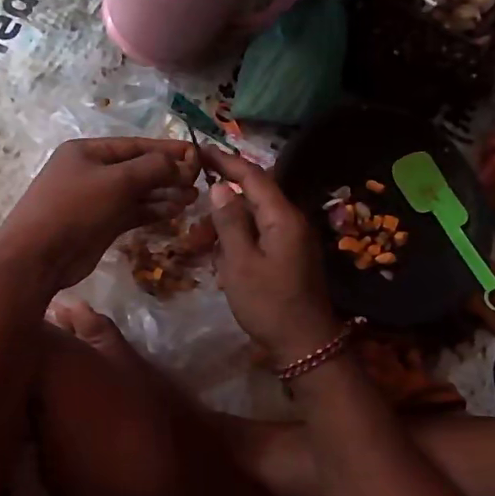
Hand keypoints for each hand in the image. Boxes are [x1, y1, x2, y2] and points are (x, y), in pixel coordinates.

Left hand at [0, 137, 199, 291]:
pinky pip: (131, 212)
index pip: (135, 145)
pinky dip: (152, 211)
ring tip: (193, 198)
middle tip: (200, 181)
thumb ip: (152, 168)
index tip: (198, 154)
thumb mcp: (115, 181)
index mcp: (87, 151)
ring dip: (164, 194)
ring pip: (136, 192)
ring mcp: (95, 200)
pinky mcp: (100, 225)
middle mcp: (91, 172)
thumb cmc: (74, 209)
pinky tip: (175, 212)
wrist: (37, 257)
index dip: (167, 149)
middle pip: (137, 168)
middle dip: (168, 174)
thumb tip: (183, 162)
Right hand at [199, 146, 341, 363]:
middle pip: (253, 197)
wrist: (304, 344)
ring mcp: (293, 241)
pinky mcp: (289, 258)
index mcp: (283, 218)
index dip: (225, 161)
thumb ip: (230, 222)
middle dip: (220, 202)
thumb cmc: (268, 304)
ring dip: (226, 227)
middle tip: (190, 211)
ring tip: (199, 244)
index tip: (199, 150)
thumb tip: (221, 187)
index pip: (253, 176)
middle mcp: (291, 222)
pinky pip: (259, 238)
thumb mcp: (240, 263)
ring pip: (253, 220)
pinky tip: (220, 259)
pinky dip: (237, 243)